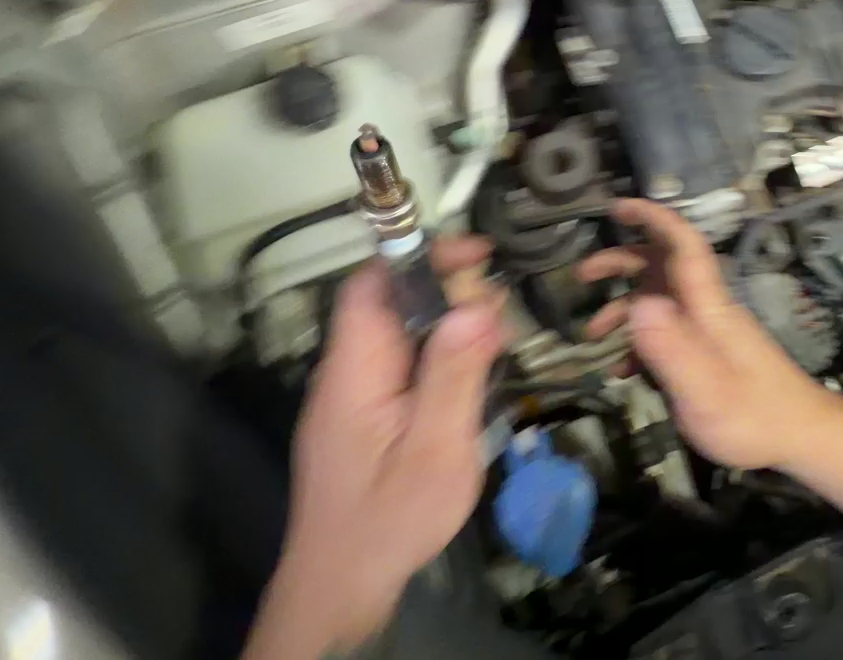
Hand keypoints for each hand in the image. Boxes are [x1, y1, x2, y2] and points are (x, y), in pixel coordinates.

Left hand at [243, 237, 506, 659]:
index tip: (477, 252)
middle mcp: (349, 374)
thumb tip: (476, 305)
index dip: (421, 256)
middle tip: (501, 306)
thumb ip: (454, 375)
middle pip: (392, 305)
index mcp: (355, 371)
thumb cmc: (390, 520)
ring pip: (404, 335)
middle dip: (448, 290)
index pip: (373, 286)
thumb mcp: (435, 449)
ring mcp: (357, 397)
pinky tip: (475, 374)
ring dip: (451, 325)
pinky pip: (407, 365)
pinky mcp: (369, 417)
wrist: (342, 591)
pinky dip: (444, 355)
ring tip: (498, 337)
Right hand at [578, 200, 842, 470]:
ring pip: (662, 301)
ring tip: (591, 334)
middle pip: (664, 267)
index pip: (684, 243)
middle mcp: (708, 308)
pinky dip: (642, 345)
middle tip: (582, 274)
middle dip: (622, 262)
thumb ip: (670, 347)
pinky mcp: (710, 353)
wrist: (799, 435)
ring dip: (625, 309)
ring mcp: (710, 330)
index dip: (654, 218)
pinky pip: (669, 335)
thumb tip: (637, 303)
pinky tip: (622, 374)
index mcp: (709, 305)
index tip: (617, 207)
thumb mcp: (704, 390)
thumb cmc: (753, 416)